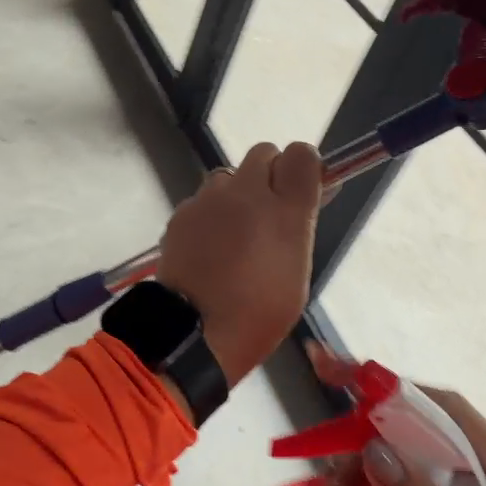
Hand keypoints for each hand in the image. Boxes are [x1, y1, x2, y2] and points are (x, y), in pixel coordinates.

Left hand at [156, 142, 322, 384]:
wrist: (195, 333)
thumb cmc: (259, 314)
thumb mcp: (297, 273)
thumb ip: (298, 226)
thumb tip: (303, 197)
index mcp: (286, 211)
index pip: (302, 154)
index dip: (303, 167)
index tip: (301, 188)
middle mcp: (247, 194)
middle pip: (264, 153)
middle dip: (269, 173)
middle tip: (268, 209)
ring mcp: (209, 200)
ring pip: (228, 175)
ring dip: (236, 193)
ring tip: (233, 233)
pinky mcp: (181, 212)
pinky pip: (202, 200)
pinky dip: (209, 215)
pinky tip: (207, 247)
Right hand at [310, 345, 485, 485]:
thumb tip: (372, 449)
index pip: (446, 411)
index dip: (401, 390)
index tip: (357, 377)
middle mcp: (467, 463)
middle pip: (411, 423)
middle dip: (365, 417)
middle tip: (323, 375)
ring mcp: (439, 482)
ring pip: (389, 450)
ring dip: (353, 462)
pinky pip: (379, 481)